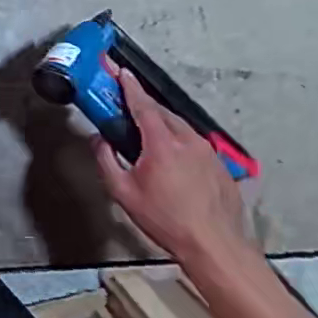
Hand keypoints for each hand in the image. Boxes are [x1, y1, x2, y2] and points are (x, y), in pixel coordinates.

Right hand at [91, 62, 255, 265]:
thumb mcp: (124, 193)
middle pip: (162, 112)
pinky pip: (194, 143)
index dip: (129, 86)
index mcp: (162, 142)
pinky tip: (173, 161)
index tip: (122, 73)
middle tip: (128, 105)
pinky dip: (179, 143)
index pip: (143, 104)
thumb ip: (106, 160)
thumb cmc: (168, 221)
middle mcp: (187, 140)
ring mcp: (207, 151)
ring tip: (148, 135)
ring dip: (162, 125)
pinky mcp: (218, 164)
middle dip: (144, 106)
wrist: (214, 244)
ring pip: (180, 127)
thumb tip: (99, 142)